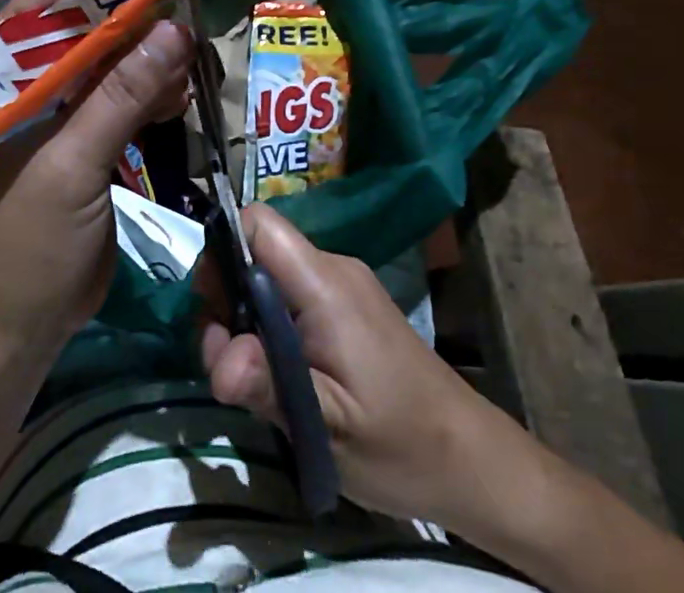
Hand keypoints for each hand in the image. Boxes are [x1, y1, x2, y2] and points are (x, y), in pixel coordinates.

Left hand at [0, 0, 191, 359]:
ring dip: (141, 65)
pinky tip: (176, 97)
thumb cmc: (23, 247)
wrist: (14, 332)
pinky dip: (144, 101)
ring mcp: (46, 128)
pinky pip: (112, 113)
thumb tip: (172, 31)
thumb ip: (119, 98)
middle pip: (73, 43)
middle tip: (177, 17)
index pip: (33, 19)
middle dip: (124, 27)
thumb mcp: (71, 167)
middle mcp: (16, 100)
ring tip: (185, 62)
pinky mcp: (74, 155)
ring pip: (98, 77)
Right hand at [201, 206, 565, 544]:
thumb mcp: (328, 425)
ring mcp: (341, 288)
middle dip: (226, 299)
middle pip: (255, 252)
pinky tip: (276, 376)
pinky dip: (267, 328)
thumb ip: (270, 385)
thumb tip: (219, 362)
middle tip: (227, 365)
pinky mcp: (344, 309)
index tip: (213, 308)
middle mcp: (331, 271)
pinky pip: (288, 297)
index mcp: (326, 286)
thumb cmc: (401, 443)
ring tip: (252, 381)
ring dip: (245, 321)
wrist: (471, 459)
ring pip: (268, 277)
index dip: (222, 250)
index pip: (258, 224)